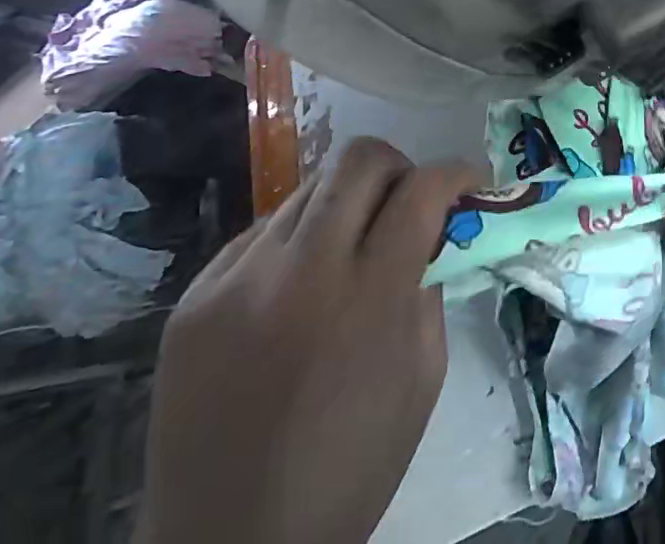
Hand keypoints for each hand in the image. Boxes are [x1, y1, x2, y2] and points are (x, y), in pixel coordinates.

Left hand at [137, 139, 478, 543]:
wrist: (229, 543)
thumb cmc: (352, 467)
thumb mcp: (423, 377)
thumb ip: (429, 290)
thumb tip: (433, 234)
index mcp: (370, 297)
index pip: (422, 190)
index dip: (456, 173)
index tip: (470, 183)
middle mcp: (300, 271)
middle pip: (358, 160)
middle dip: (400, 167)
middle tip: (411, 199)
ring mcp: (237, 279)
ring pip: (308, 189)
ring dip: (348, 202)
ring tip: (354, 244)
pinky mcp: (194, 297)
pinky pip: (261, 235)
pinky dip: (298, 240)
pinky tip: (301, 284)